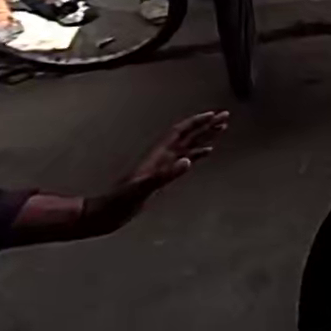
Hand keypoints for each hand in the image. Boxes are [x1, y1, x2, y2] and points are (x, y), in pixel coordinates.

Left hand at [77, 111, 228, 235]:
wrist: (105, 216)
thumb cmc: (121, 202)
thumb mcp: (143, 189)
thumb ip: (165, 175)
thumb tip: (189, 160)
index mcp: (158, 155)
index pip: (180, 132)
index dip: (196, 122)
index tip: (213, 114)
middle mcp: (162, 156)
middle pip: (188, 135)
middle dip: (206, 125)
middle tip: (225, 116)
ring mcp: (163, 165)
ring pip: (188, 145)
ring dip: (204, 135)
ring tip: (221, 128)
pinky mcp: (164, 175)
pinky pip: (185, 158)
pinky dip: (198, 152)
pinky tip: (208, 152)